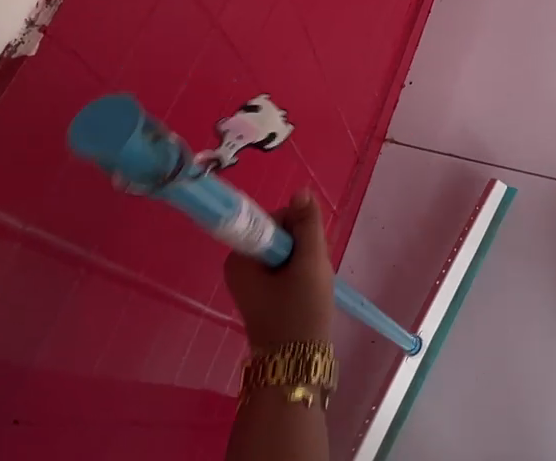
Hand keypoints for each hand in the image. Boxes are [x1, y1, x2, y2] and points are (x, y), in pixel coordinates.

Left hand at [224, 190, 335, 346]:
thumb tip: (301, 191)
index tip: (312, 253)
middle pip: (282, 233)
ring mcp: (251, 279)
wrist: (296, 364)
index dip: (301, 229)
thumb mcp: (310, 264)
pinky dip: (302, 273)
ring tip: (313, 284)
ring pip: (287, 249)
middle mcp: (240, 264)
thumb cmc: (300, 312)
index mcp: (241, 257)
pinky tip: (309, 289)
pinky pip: (286, 266)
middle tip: (315, 272)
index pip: (276, 218)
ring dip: (306, 260)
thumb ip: (308, 224)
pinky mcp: (263, 290)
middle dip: (305, 246)